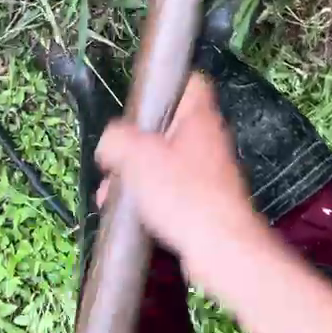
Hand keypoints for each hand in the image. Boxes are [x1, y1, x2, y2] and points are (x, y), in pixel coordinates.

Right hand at [95, 73, 267, 279]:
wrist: (222, 251)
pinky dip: (149, 197)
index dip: (164, 84)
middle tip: (115, 155)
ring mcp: (208, 173)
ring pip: (165, 161)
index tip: (139, 100)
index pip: (189, 82)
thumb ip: (116, 139)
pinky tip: (127, 213)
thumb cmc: (183, 193)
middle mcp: (208, 140)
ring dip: (136, 174)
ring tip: (110, 191)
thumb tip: (109, 144)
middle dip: (136, 141)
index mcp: (199, 117)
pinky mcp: (205, 203)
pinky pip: (170, 190)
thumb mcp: (137, 156)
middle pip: (168, 125)